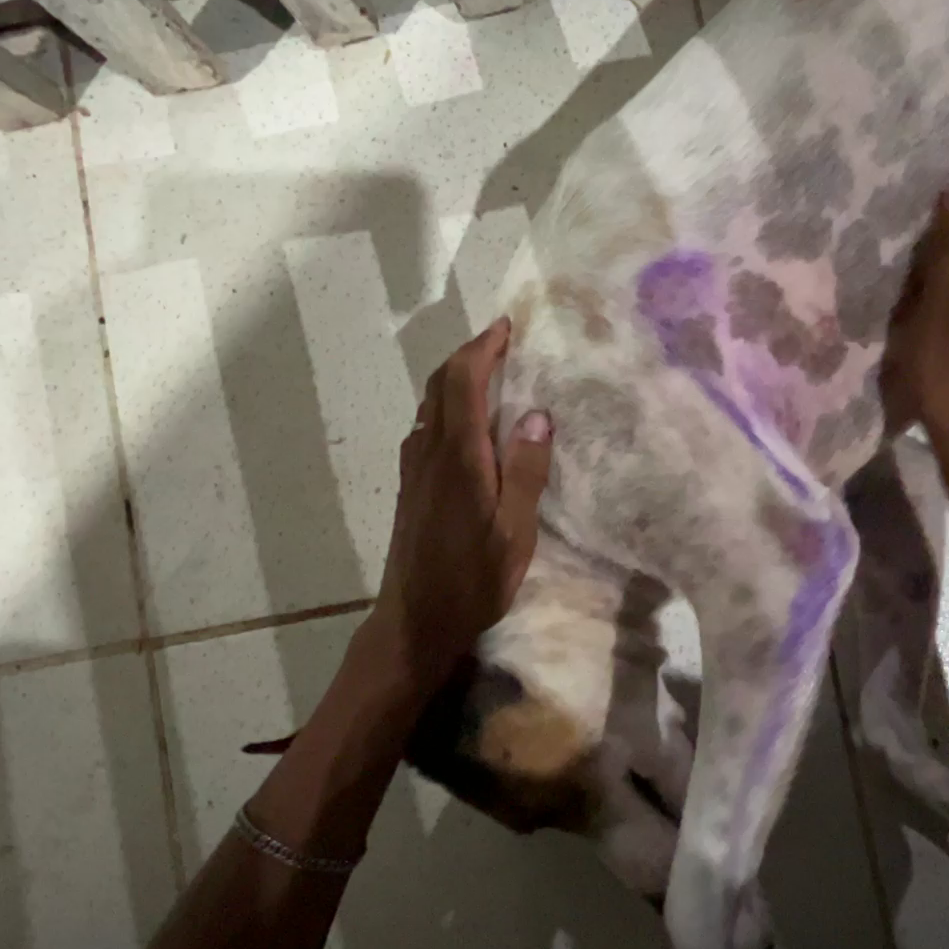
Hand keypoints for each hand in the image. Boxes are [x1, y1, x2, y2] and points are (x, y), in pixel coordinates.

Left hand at [371, 318, 552, 689]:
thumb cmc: (473, 580)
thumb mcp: (515, 531)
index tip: (507, 327)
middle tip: (502, 343)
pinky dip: (447, 407)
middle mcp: (429, 452)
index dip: (483, 348)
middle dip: (468, 355)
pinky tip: (467, 426)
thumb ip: (525, 471)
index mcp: (458, 456)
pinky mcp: (411, 487)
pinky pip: (426, 428)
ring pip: (429, 405)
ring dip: (456, 379)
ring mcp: (414, 470)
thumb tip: (536, 414)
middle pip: (440, 385)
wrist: (415, 622)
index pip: (463, 382)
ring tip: (491, 375)